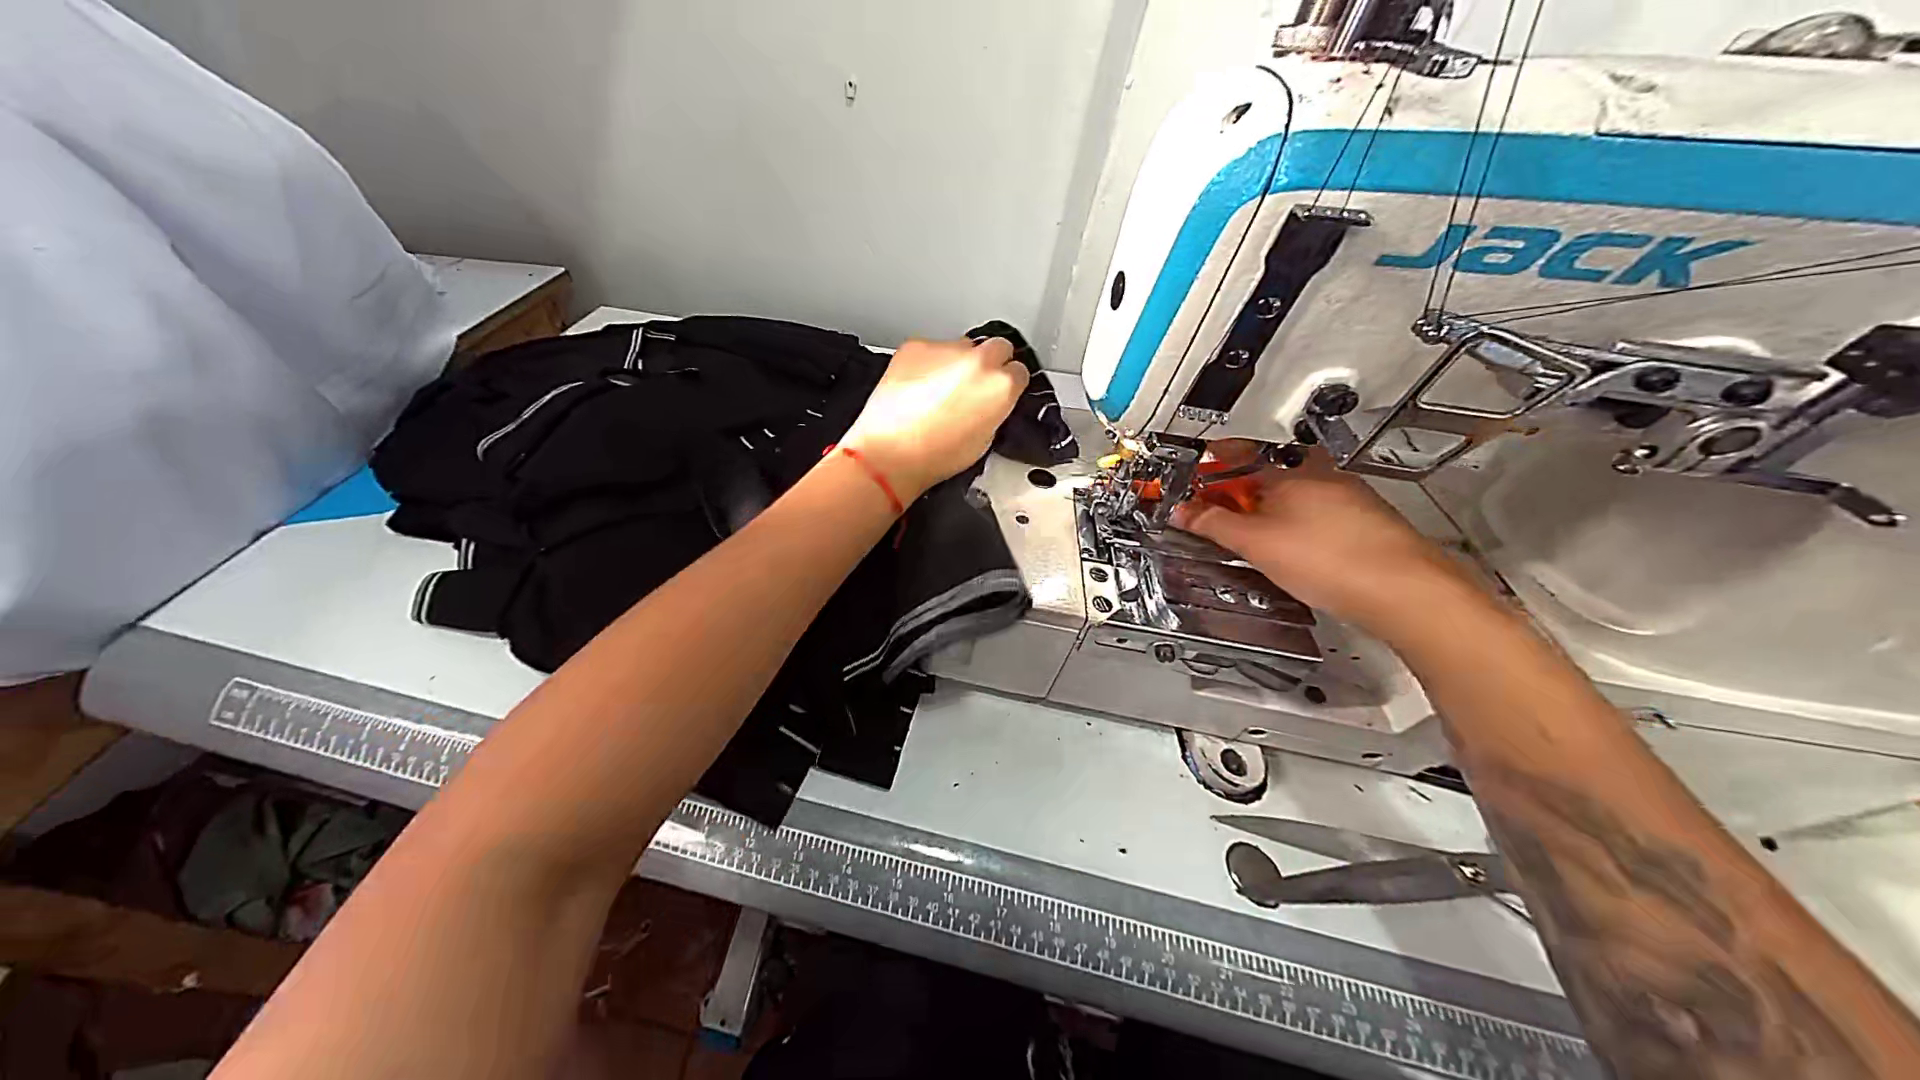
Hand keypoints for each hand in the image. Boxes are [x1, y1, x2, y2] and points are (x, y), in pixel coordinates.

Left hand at [839, 337, 1030, 497]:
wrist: (890, 453)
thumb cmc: (932, 456)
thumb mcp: (984, 442)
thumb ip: (995, 411)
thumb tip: (991, 404)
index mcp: (1001, 386)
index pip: (1020, 370)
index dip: (1009, 382)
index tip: (1001, 388)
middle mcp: (978, 361)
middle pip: (998, 346)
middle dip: (991, 363)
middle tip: (974, 385)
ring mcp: (946, 350)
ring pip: (962, 346)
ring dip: (956, 363)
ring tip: (938, 393)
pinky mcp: (916, 346)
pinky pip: (930, 349)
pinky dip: (927, 363)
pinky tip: (918, 388)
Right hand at [1172, 447, 1489, 642]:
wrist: (1403, 591)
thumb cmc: (1336, 560)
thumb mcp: (1254, 543)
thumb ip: (1213, 524)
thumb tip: (1185, 511)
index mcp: (1291, 472)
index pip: (1238, 458)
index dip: (1211, 468)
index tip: (1193, 479)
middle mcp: (1323, 477)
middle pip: (1267, 475)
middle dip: (1239, 492)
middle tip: (1217, 511)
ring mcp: (1348, 499)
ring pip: (1295, 496)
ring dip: (1268, 510)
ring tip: (1252, 537)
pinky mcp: (1365, 524)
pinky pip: (1318, 516)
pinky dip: (1297, 527)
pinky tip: (1295, 553)